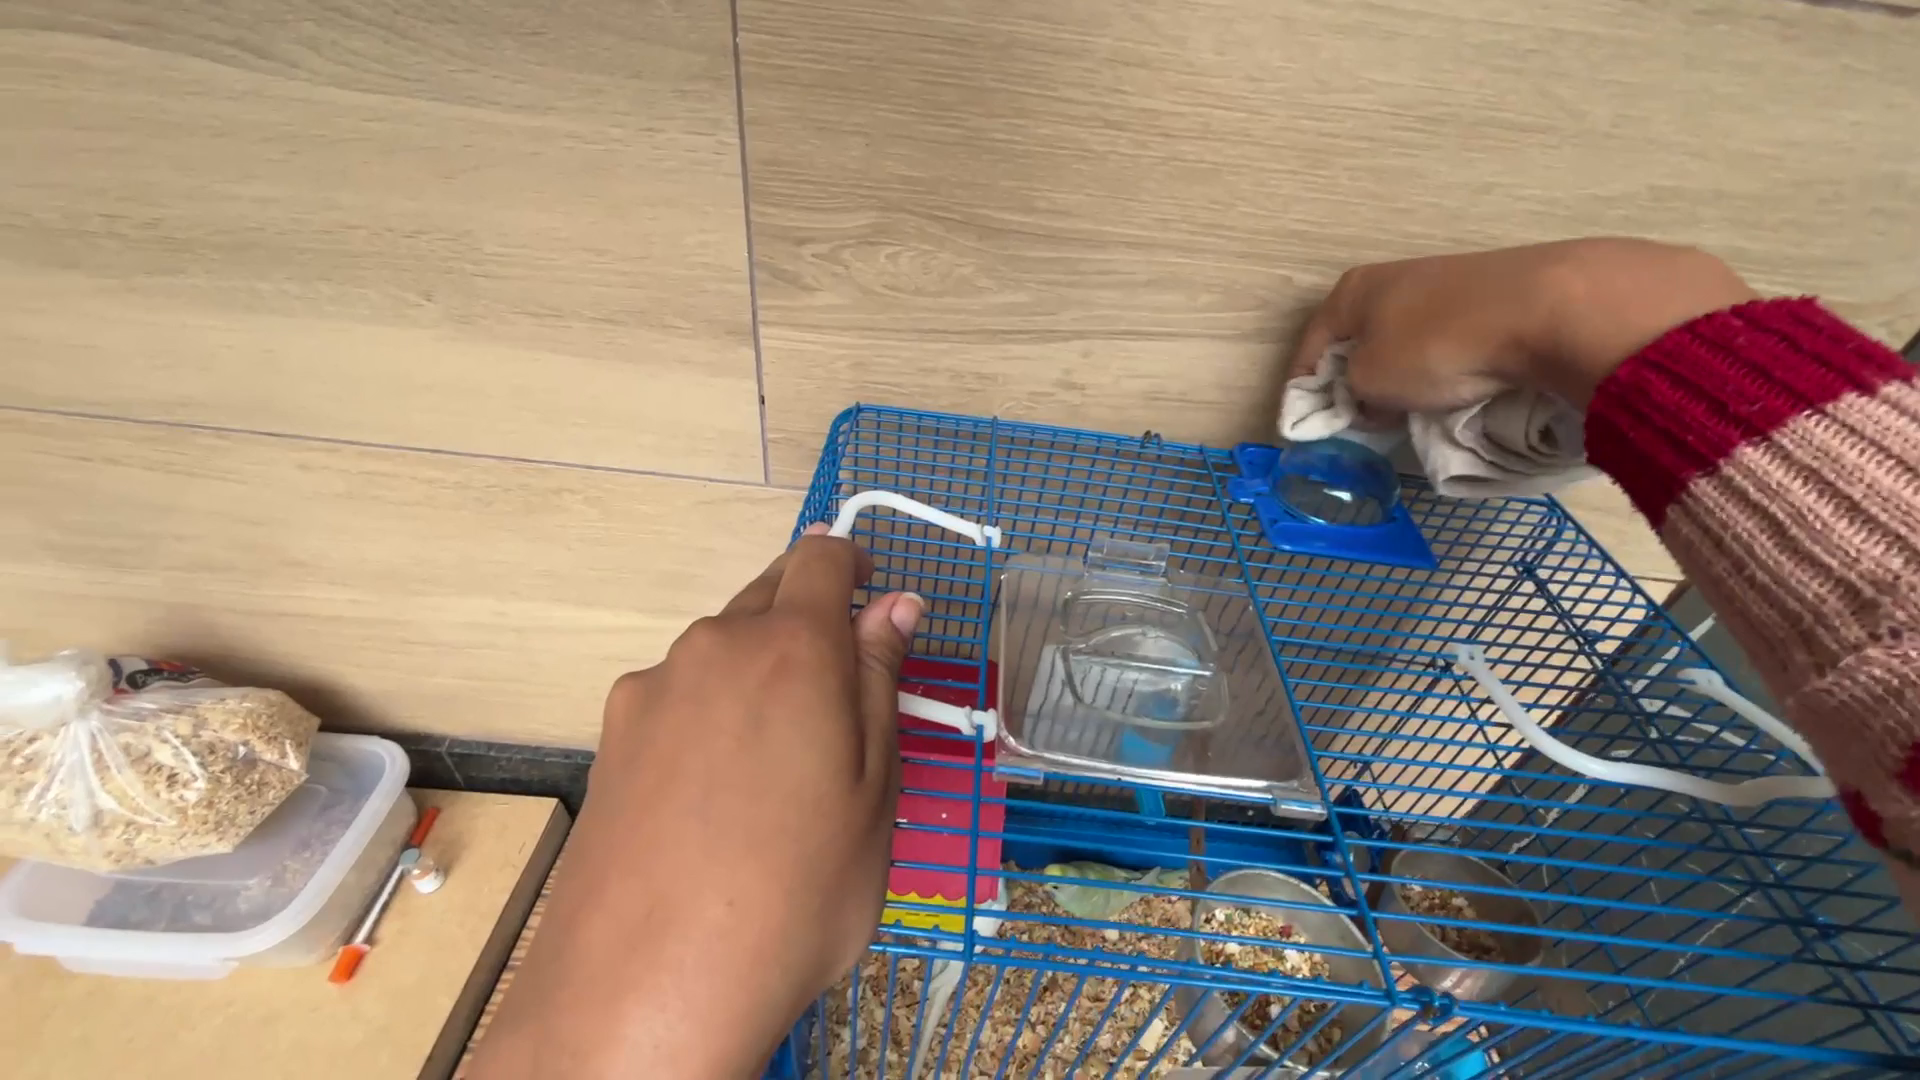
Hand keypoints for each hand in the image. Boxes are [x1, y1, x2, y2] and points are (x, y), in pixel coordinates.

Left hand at [469, 525, 923, 1079]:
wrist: (644, 994)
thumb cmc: (798, 892)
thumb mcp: (874, 789)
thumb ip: (880, 679)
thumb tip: (896, 603)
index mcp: (791, 649)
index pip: (821, 557)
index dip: (851, 562)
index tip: (869, 596)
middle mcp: (715, 646)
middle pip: (769, 592)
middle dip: (810, 617)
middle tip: (837, 695)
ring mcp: (652, 688)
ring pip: (722, 646)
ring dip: (759, 667)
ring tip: (776, 760)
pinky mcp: (612, 734)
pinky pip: (679, 691)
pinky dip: (711, 707)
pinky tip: (713, 791)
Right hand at [1289, 238, 1756, 410]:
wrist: (1554, 310)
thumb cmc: (1437, 344)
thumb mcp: (1369, 381)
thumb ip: (1350, 393)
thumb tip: (1368, 400)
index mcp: (1352, 290)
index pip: (1310, 348)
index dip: (1303, 392)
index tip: (1306, 428)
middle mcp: (1395, 278)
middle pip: (1358, 343)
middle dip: (1354, 383)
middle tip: (1359, 422)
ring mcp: (1448, 282)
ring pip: (1403, 342)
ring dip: (1399, 377)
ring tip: (1409, 411)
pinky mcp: (1494, 296)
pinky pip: (1448, 341)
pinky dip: (1442, 367)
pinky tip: (1457, 389)